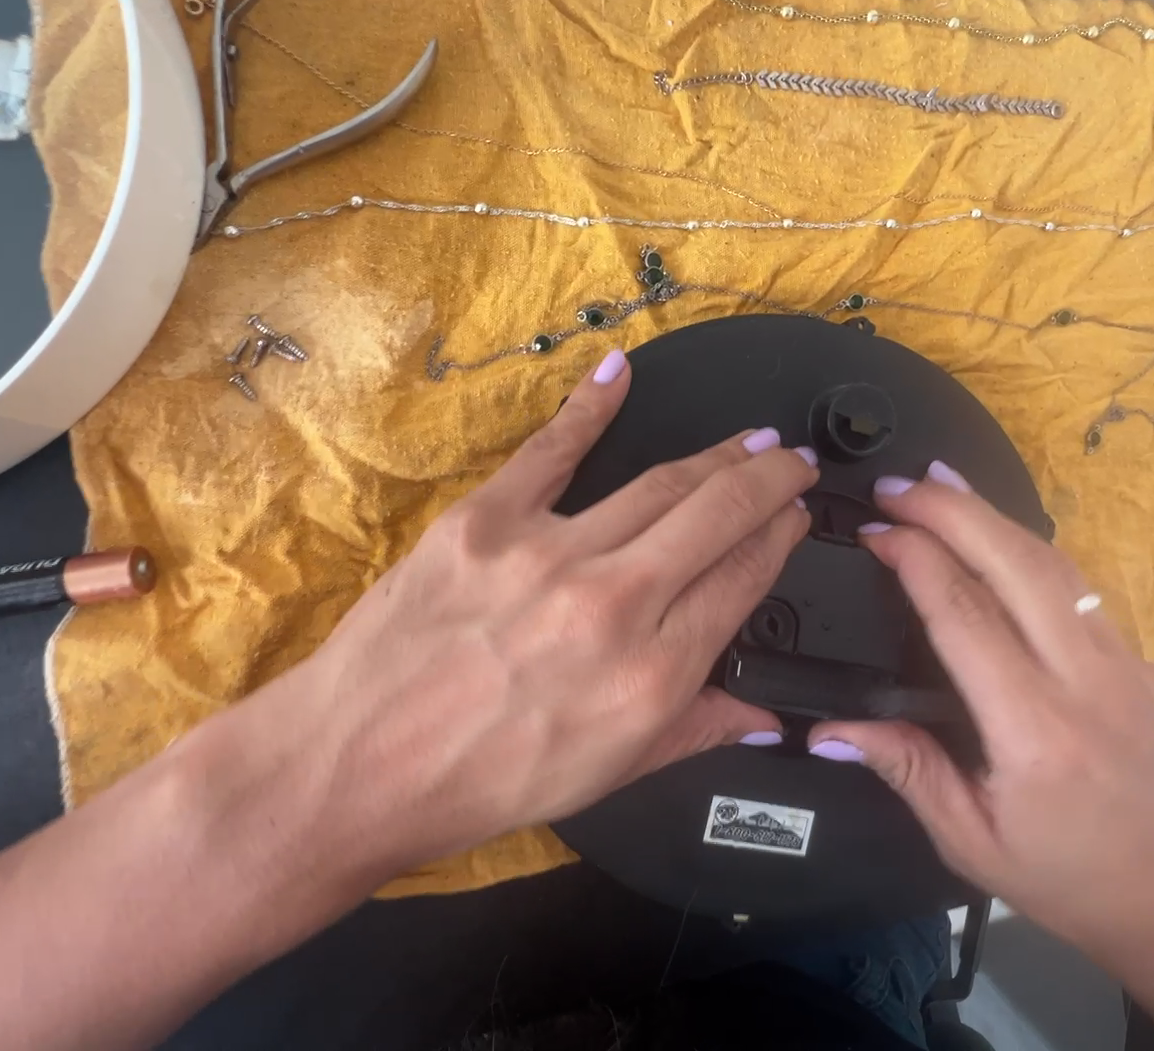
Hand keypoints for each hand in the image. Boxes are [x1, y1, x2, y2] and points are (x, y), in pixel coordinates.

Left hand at [252, 349, 817, 880]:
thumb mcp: (610, 773)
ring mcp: (549, 554)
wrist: (358, 766)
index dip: (779, 539)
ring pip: (658, 483)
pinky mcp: (485, 521)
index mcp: (653, 675)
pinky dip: (589, 408)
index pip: (742, 581)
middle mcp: (614, 605)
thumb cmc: (487, 780)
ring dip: (716, 456)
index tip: (794, 517)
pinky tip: (620, 373)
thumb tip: (765, 718)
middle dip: (771, 478)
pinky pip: (551, 450)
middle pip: (718, 515)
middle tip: (793, 459)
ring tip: (749, 440)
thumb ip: (696, 731)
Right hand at [812, 463, 1153, 962]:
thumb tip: (827, 730)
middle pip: (1017, 565)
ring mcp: (1131, 666)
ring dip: (994, 516)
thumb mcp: (967, 837)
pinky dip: (1031, 555)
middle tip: (898, 482)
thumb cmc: (1061, 876)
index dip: (916, 559)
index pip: (965, 616)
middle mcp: (1088, 682)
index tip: (876, 529)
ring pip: (1057, 565)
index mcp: (1034, 730)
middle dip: (952, 510)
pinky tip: (998, 542)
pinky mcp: (1151, 665)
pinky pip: (1082, 595)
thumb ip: (902, 767)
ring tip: (943, 482)